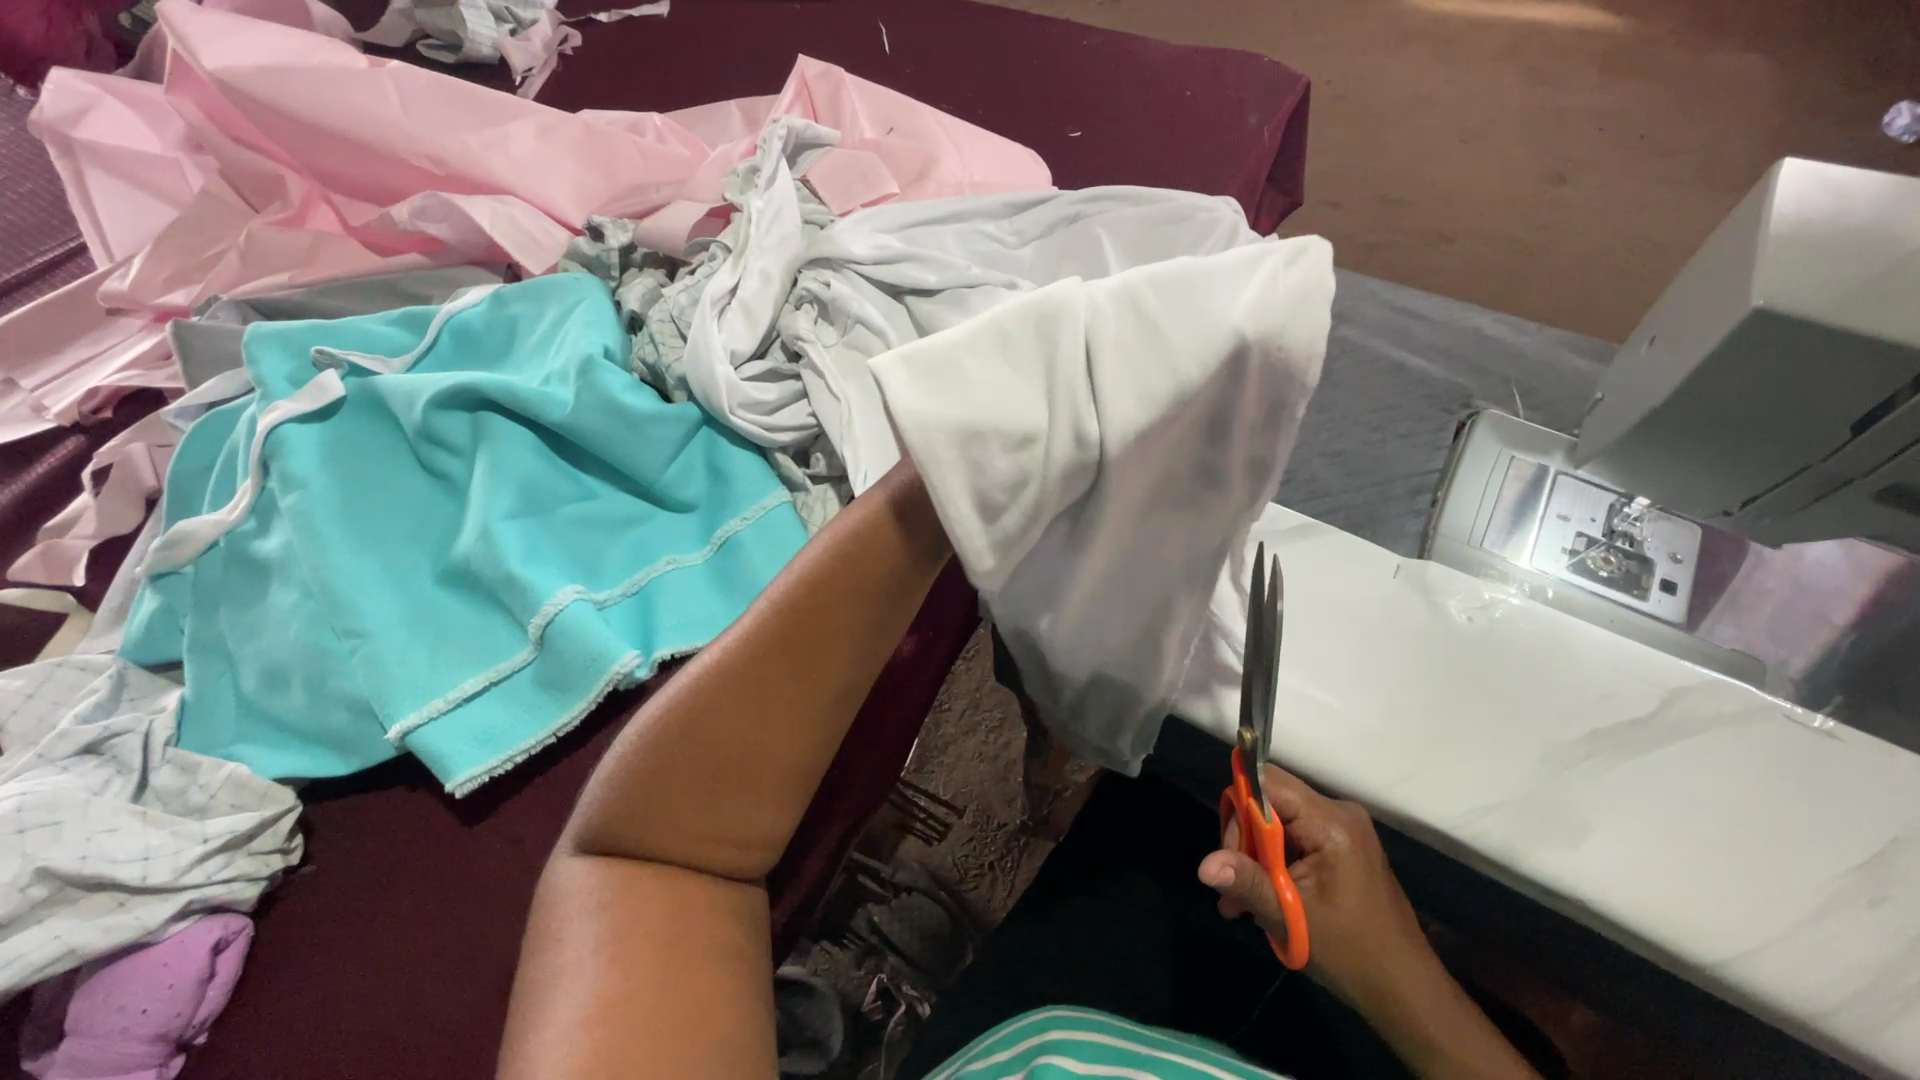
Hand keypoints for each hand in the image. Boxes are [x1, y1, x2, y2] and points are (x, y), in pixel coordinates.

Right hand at [1198, 765, 1542, 1079]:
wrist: (1405, 989)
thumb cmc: (1352, 952)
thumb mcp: (1291, 917)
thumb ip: (1247, 882)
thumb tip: (1203, 865)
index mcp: (1331, 822)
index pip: (1268, 782)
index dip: (1239, 807)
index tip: (1228, 852)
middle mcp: (1338, 814)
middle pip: (1269, 802)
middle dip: (1243, 842)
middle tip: (1232, 889)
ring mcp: (1341, 830)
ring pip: (1276, 824)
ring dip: (1254, 860)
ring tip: (1240, 905)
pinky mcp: (1339, 847)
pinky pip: (1293, 840)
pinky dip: (1273, 866)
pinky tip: (1260, 901)